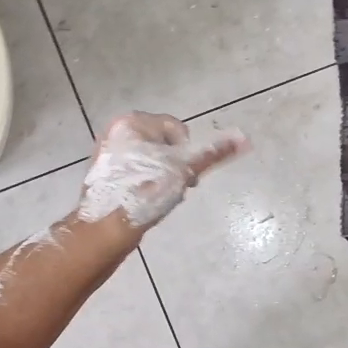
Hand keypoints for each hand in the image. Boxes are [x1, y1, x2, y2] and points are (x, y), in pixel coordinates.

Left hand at [76, 113, 247, 229]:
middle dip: (173, 163)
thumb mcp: (184, 170)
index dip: (186, 152)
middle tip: (173, 185)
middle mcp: (116, 129)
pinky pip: (133, 168)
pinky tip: (145, 197)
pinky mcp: (102, 170)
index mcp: (133, 121)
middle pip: (162, 142)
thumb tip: (244, 139)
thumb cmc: (148, 191)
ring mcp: (106, 149)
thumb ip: (214, 153)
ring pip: (149, 157)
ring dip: (161, 172)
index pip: (176, 128)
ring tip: (159, 193)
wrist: (109, 226)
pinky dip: (144, 179)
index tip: (184, 174)